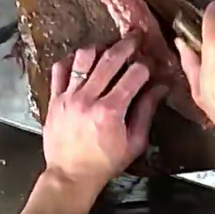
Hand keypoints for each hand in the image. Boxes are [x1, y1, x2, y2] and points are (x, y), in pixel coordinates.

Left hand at [42, 37, 164, 201]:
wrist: (71, 175)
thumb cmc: (105, 163)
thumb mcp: (134, 142)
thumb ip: (146, 112)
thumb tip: (160, 89)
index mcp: (110, 111)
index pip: (133, 75)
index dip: (145, 67)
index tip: (150, 65)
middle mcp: (88, 99)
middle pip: (109, 59)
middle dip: (126, 46)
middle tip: (135, 38)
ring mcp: (68, 97)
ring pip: (83, 58)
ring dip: (99, 49)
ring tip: (108, 49)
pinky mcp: (54, 99)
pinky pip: (59, 69)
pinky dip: (71, 60)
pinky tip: (82, 61)